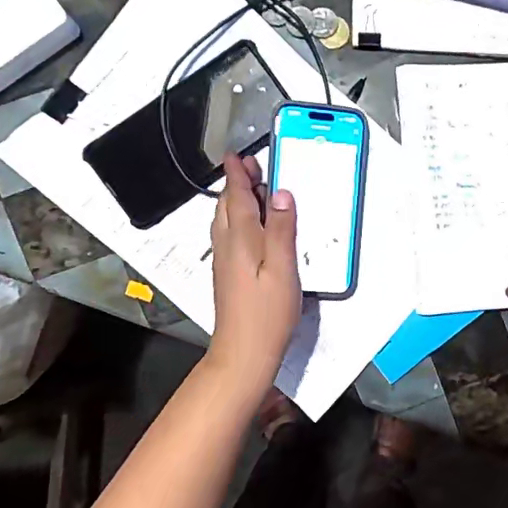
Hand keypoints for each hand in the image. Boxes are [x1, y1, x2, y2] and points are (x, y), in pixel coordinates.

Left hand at [206, 154, 301, 390]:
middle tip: (253, 168)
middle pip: (228, 204)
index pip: (236, 196)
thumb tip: (282, 194)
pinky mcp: (228, 273)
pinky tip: (253, 225)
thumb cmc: (266, 313)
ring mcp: (224, 260)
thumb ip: (283, 229)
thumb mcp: (283, 269)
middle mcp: (227, 245)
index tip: (238, 155)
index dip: (238, 173)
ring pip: (226, 219)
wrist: (243, 351)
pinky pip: (229, 234)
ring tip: (255, 190)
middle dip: (238, 183)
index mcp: (240, 239)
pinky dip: (239, 219)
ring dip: (237, 200)